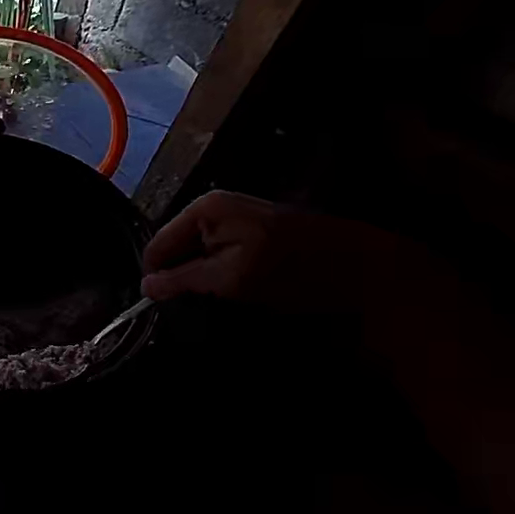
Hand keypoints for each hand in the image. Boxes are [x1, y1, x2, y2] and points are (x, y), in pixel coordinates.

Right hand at [140, 190, 405, 312]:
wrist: (369, 272)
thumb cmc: (296, 271)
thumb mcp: (232, 278)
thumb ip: (183, 280)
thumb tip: (145, 287)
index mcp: (204, 209)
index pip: (157, 245)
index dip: (157, 277)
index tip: (163, 306)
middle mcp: (214, 207)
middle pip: (175, 249)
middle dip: (181, 276)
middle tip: (195, 305)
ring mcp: (236, 219)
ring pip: (197, 255)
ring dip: (203, 279)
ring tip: (219, 300)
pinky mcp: (253, 233)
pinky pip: (218, 256)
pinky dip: (221, 276)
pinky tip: (237, 291)